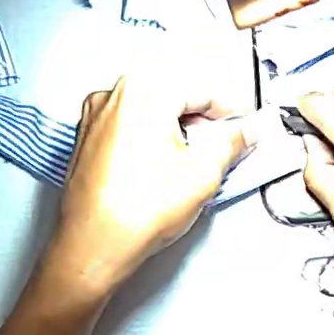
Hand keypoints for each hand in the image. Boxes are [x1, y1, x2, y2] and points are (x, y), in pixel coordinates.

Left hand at [40, 75, 244, 302]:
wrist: (95, 245)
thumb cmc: (137, 211)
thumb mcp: (204, 172)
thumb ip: (232, 142)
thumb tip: (246, 131)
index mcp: (144, 91)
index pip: (201, 89)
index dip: (228, 111)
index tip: (241, 126)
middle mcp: (114, 96)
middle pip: (174, 96)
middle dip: (201, 121)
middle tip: (221, 147)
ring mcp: (95, 117)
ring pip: (150, 112)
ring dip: (176, 131)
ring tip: (190, 165)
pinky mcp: (87, 140)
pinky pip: (130, 128)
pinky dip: (151, 141)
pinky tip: (162, 172)